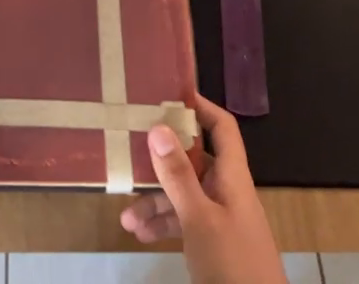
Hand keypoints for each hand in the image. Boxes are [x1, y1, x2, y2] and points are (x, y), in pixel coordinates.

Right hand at [119, 95, 286, 283]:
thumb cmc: (233, 265)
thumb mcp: (200, 219)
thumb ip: (178, 175)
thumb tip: (158, 125)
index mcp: (232, 177)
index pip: (221, 127)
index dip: (200, 107)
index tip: (167, 93)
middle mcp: (226, 191)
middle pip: (192, 161)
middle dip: (160, 163)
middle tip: (128, 154)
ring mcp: (220, 220)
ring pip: (183, 196)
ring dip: (155, 202)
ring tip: (125, 219)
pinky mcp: (213, 246)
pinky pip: (183, 223)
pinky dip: (162, 225)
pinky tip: (140, 235)